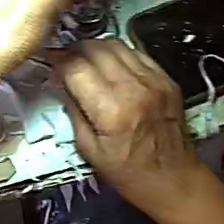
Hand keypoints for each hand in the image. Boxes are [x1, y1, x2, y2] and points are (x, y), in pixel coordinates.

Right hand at [56, 39, 207, 212]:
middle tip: (65, 59)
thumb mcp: (88, 148)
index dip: (57, 59)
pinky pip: (136, 52)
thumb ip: (73, 110)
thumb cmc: (127, 172)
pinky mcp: (167, 79)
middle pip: (95, 48)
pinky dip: (118, 54)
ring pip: (116, 44)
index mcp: (110, 111)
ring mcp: (154, 80)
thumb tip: (62, 81)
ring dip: (96, 48)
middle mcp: (133, 88)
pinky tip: (111, 66)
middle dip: (74, 50)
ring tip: (86, 60)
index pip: (75, 67)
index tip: (49, 59)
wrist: (174, 179)